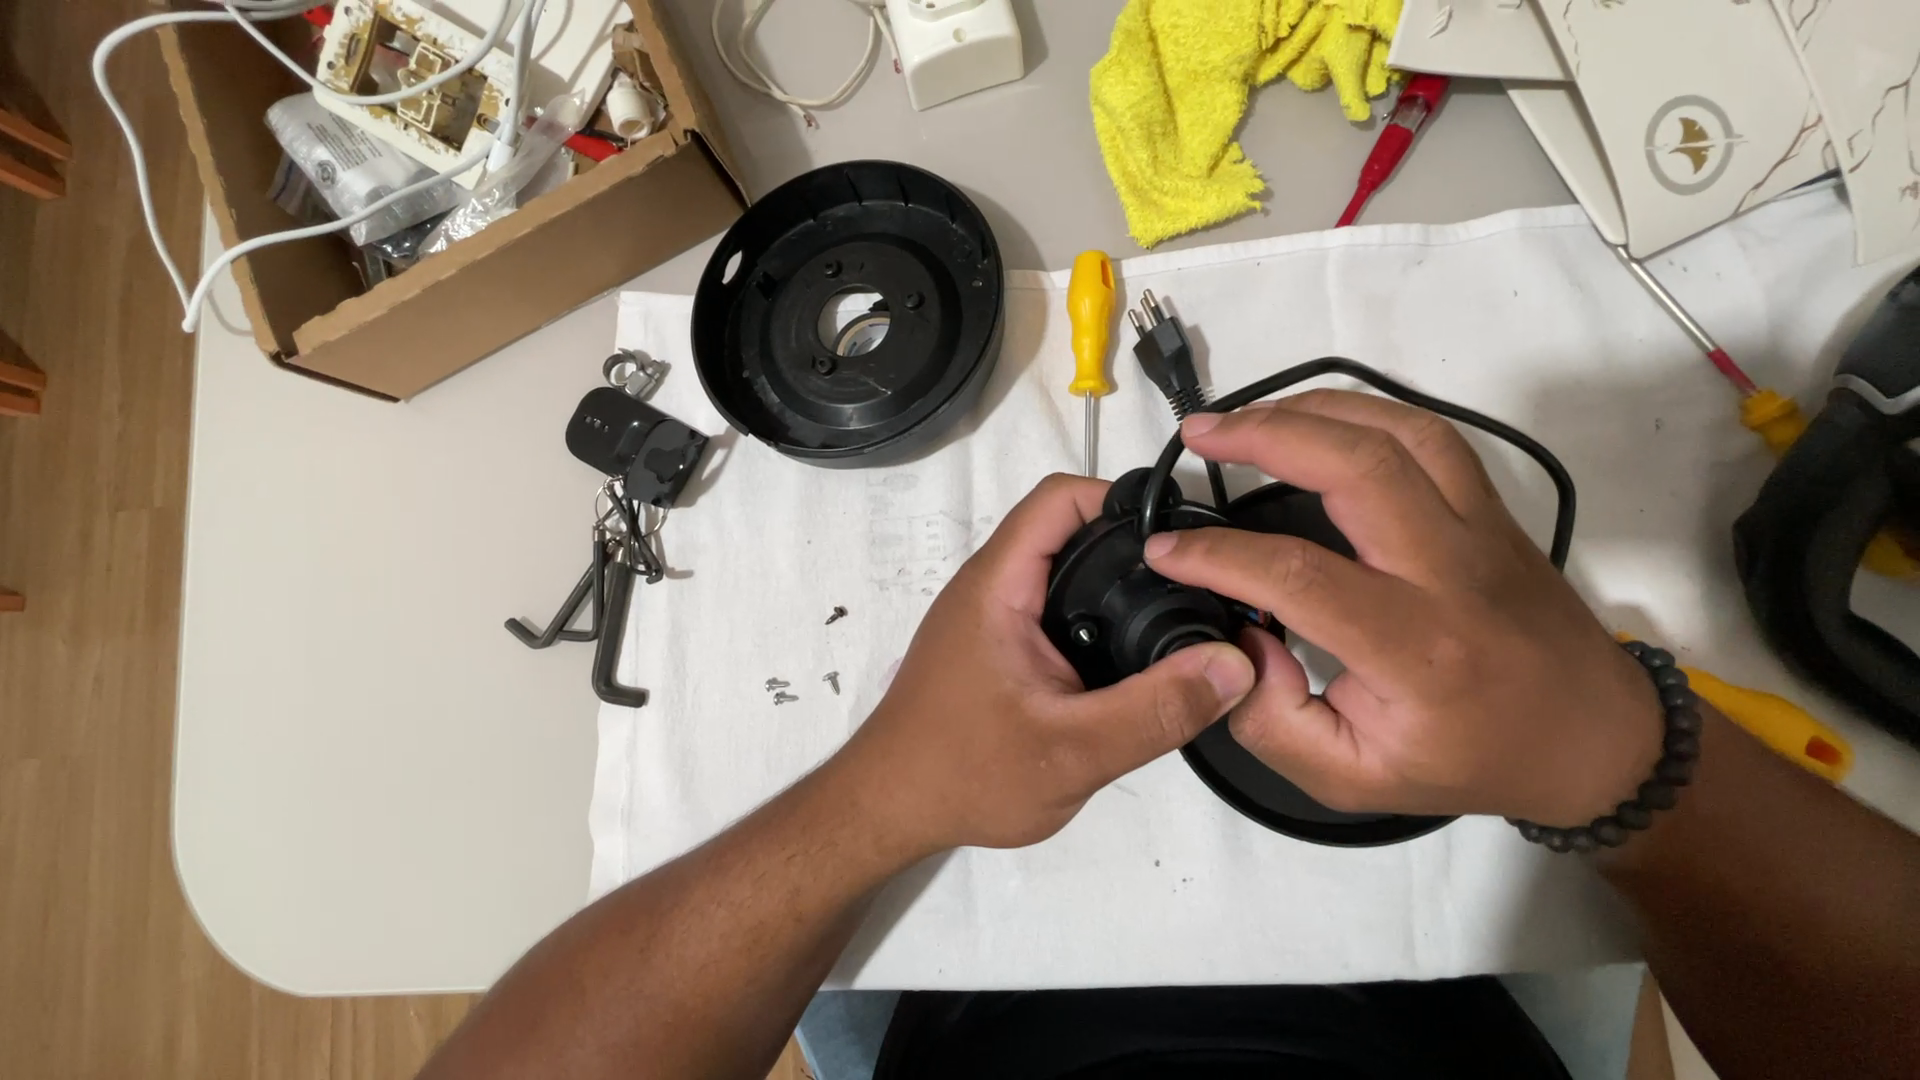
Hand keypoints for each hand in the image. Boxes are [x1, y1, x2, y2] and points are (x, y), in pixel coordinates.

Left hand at [839, 474, 1256, 854]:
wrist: (892, 807)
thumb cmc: (966, 775)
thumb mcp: (1072, 752)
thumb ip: (1155, 711)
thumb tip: (1233, 666)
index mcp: (997, 586)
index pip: (1059, 499)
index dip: (1121, 499)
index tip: (1181, 537)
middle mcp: (989, 587)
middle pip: (1065, 530)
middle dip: (1130, 546)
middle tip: (1195, 582)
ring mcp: (988, 617)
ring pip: (1059, 573)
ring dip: (1112, 585)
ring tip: (1175, 618)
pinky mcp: (992, 646)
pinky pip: (1050, 608)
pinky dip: (1092, 617)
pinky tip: (1128, 658)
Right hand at [1143, 390, 1662, 826]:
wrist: (1591, 738)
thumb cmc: (1466, 759)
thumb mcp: (1350, 778)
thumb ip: (1271, 719)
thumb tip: (1240, 636)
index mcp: (1415, 646)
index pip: (1298, 573)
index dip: (1216, 556)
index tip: (1163, 549)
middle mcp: (1451, 570)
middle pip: (1359, 466)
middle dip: (1265, 437)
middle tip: (1197, 437)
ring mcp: (1480, 526)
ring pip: (1399, 430)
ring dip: (1310, 411)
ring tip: (1242, 418)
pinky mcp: (1489, 507)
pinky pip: (1426, 432)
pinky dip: (1359, 411)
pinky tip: (1310, 420)